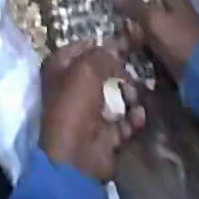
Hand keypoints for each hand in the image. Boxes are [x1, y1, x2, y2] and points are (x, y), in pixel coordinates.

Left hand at [39, 40, 144, 181]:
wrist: (76, 155)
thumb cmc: (75, 103)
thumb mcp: (86, 69)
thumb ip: (102, 55)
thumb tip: (114, 49)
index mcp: (59, 68)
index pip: (81, 48)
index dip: (100, 45)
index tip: (123, 44)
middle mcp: (72, 87)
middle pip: (100, 72)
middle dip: (118, 71)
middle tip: (131, 72)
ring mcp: (89, 111)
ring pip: (114, 95)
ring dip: (128, 94)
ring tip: (135, 94)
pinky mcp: (104, 133)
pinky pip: (123, 121)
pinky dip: (132, 117)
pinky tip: (139, 114)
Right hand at [115, 0, 198, 77]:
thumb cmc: (182, 44)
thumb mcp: (155, 23)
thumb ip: (134, 6)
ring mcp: (167, 18)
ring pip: (141, 2)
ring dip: (125, 3)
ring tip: (105, 6)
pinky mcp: (165, 36)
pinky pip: (142, 24)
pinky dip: (129, 26)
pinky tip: (117, 36)